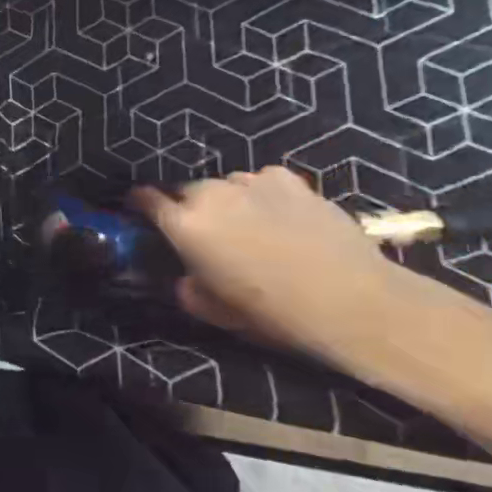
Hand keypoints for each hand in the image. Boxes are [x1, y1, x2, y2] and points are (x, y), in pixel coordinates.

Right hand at [132, 167, 416, 360]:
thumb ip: (190, 290)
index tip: (141, 209)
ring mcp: (250, 181)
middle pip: (188, 192)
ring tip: (252, 228)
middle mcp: (211, 194)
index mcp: (186, 226)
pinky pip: (260, 182)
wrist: (350, 299)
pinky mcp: (285, 177)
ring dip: (229, 202)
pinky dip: (262, 196)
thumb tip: (185, 278)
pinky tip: (283, 218)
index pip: (147, 201)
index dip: (141, 204)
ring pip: (225, 186)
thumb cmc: (275, 313)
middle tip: (210, 235)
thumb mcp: (220, 313)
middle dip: (191, 209)